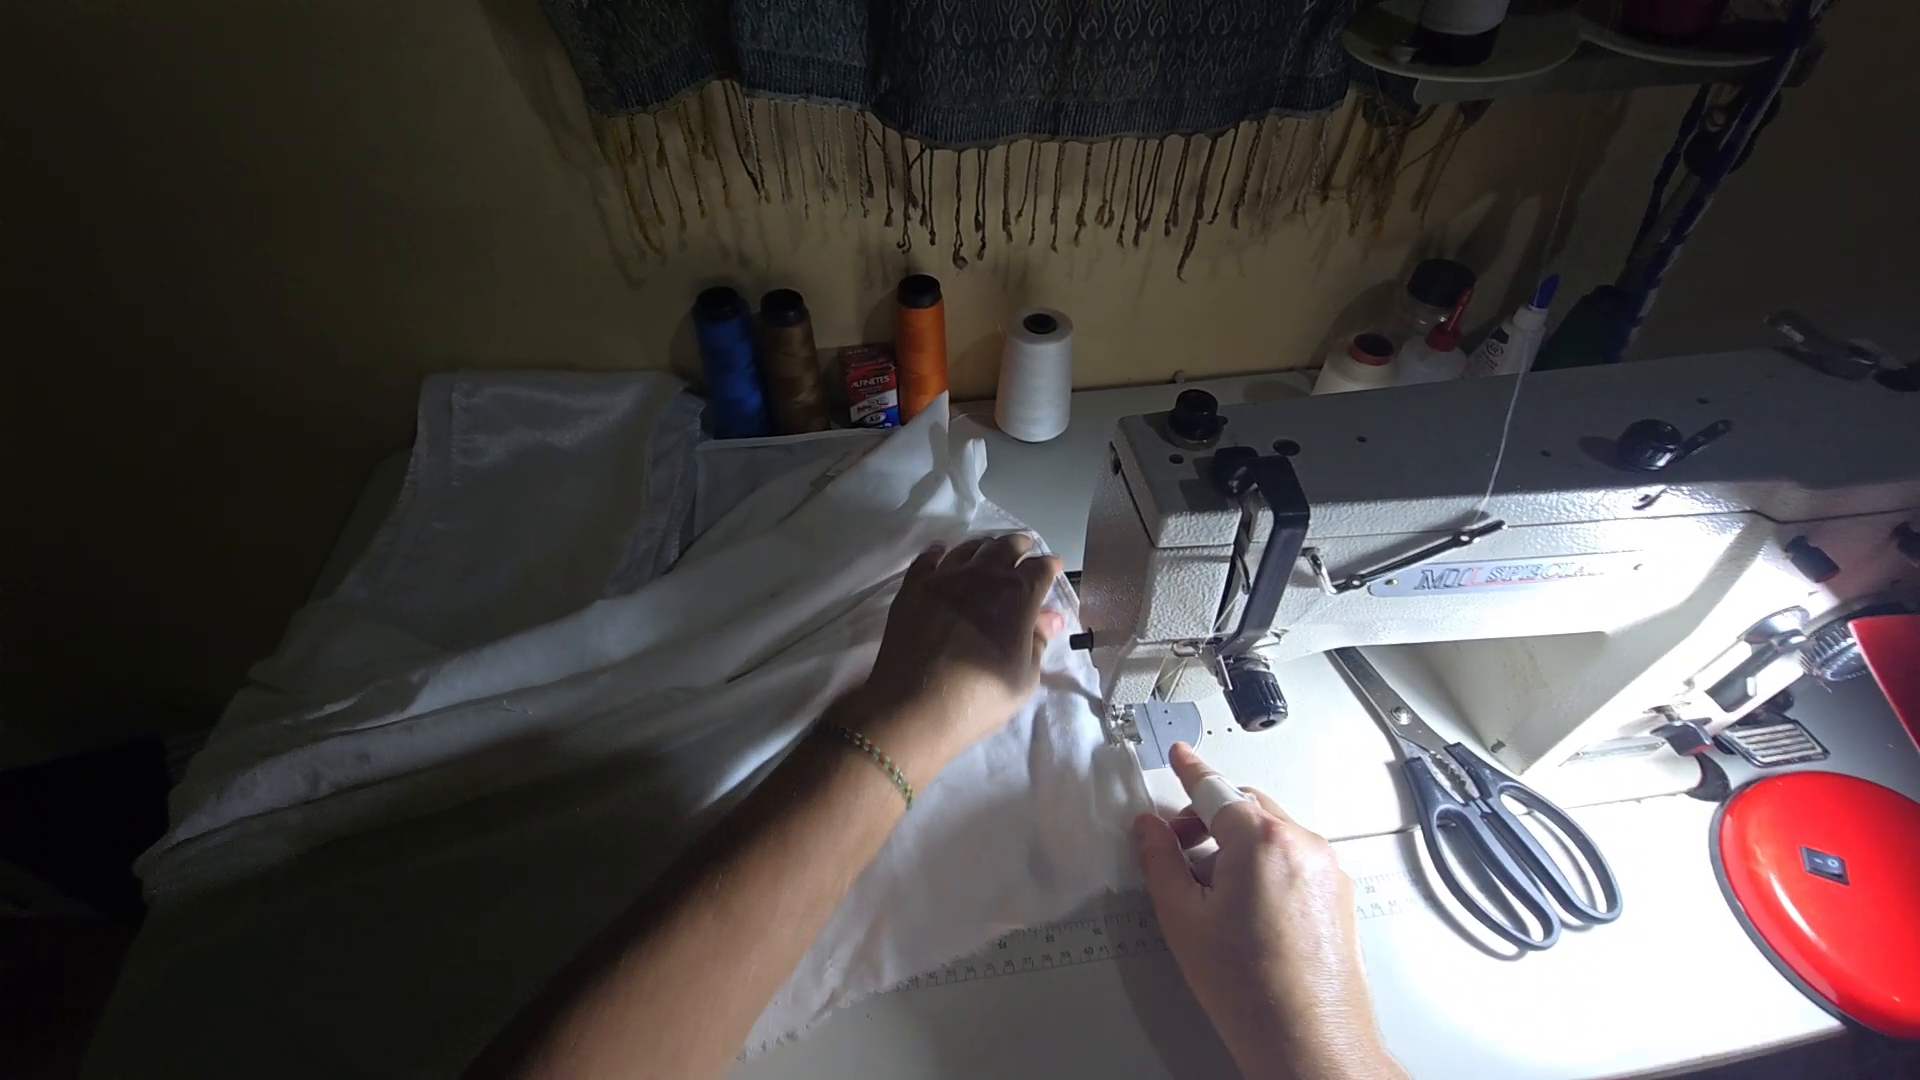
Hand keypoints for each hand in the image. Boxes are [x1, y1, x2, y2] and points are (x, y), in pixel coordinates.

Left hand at [839, 533, 1064, 779]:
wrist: (914, 707)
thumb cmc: (979, 698)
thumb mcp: (1023, 678)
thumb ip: (1038, 641)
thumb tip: (1050, 616)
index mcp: (1017, 596)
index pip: (1040, 568)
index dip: (1050, 566)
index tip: (1053, 568)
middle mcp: (982, 576)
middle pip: (1005, 547)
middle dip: (1019, 546)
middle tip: (1024, 549)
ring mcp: (944, 578)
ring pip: (969, 548)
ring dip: (984, 546)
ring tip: (989, 550)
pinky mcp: (914, 587)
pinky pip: (928, 559)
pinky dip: (938, 552)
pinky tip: (941, 552)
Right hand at [1134, 744, 1405, 1079]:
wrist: (1312, 1048)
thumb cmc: (1252, 992)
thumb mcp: (1182, 918)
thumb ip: (1159, 860)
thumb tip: (1149, 829)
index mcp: (1262, 842)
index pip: (1215, 790)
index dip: (1190, 770)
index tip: (1180, 755)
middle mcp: (1302, 845)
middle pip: (1244, 806)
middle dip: (1206, 816)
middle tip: (1176, 843)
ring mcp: (1326, 869)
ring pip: (1268, 830)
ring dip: (1234, 840)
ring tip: (1208, 887)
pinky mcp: (1337, 892)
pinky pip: (1291, 854)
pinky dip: (1261, 859)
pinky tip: (1241, 902)